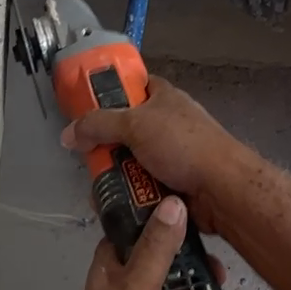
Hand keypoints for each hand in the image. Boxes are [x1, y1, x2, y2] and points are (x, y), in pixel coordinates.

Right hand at [61, 77, 248, 228]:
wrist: (223, 190)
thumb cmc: (181, 144)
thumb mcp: (134, 124)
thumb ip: (97, 125)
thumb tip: (67, 135)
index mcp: (164, 96)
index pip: (132, 87)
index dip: (111, 95)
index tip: (88, 111)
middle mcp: (169, 122)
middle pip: (128, 130)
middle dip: (109, 146)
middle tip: (90, 158)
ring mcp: (175, 155)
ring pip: (135, 161)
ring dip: (119, 175)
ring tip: (101, 188)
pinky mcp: (177, 183)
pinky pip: (146, 186)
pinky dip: (134, 194)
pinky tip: (119, 203)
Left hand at [62, 197, 190, 289]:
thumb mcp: (137, 289)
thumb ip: (157, 247)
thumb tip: (173, 200)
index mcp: (111, 267)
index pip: (135, 228)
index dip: (161, 218)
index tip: (194, 213)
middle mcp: (129, 288)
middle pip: (171, 264)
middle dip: (201, 267)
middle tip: (223, 272)